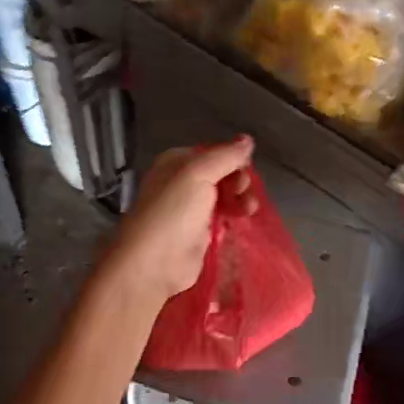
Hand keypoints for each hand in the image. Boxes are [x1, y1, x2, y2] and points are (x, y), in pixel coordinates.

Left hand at [102, 137, 256, 302]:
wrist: (155, 263)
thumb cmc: (173, 213)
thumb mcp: (198, 174)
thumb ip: (225, 156)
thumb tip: (248, 140)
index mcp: (177, 163)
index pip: (213, 153)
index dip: (232, 159)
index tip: (245, 171)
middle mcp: (183, 183)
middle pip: (221, 174)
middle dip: (238, 180)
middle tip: (244, 193)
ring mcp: (191, 210)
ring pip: (225, 197)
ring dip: (241, 199)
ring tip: (249, 209)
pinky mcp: (200, 234)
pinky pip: (223, 219)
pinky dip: (235, 217)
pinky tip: (244, 220)